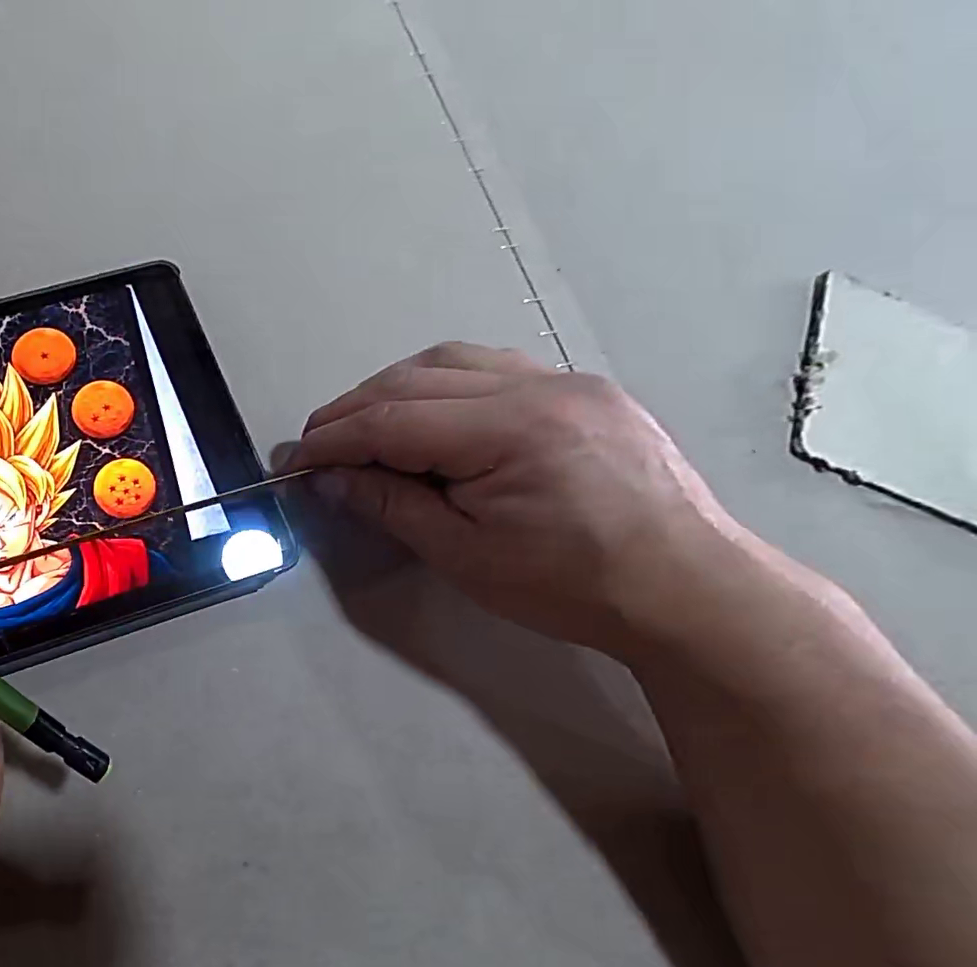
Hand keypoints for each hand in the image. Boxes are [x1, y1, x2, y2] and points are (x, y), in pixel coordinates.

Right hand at [287, 342, 754, 651]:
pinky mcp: (581, 391)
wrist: (689, 589)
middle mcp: (540, 387)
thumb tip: (327, 478)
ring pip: (450, 362)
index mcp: (512, 430)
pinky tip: (425, 415)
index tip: (293, 460)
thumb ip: (388, 503)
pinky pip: (490, 369)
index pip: (392, 420)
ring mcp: (567, 381)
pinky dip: (439, 385)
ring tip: (360, 428)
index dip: (331, 439)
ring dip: (391, 389)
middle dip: (351, 410)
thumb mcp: (461, 552)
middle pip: (414, 380)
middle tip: (314, 445)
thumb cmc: (570, 583)